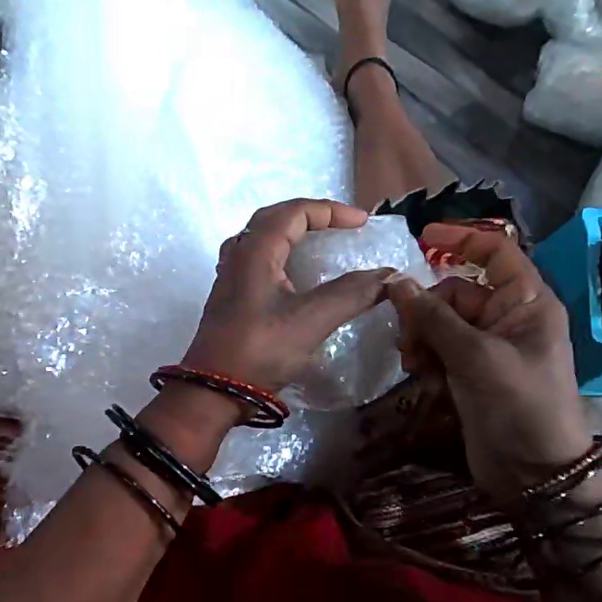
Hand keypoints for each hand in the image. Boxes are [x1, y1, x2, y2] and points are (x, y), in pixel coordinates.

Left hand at [182, 199, 394, 392]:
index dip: (331, 211)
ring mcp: (230, 277)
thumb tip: (388, 276)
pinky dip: (282, 255)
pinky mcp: (231, 298)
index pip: (294, 212)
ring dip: (293, 233)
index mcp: (255, 251)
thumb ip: (351, 294)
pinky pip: (258, 260)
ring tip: (320, 241)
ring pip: (262, 239)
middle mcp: (239, 256)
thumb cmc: (260, 350)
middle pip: (275, 218)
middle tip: (343, 225)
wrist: (214, 391)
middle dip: (311, 215)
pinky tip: (295, 274)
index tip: (362, 224)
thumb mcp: (311, 320)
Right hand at [389, 222, 596, 500]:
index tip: (423, 236)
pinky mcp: (470, 374)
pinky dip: (427, 360)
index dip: (462, 239)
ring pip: (440, 324)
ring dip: (422, 339)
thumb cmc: (520, 405)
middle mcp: (507, 318)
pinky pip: (439, 351)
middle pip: (454, 293)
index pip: (496, 252)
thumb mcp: (477, 357)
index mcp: (526, 302)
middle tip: (409, 342)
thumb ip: (434, 318)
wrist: (534, 473)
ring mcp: (487, 348)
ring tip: (415, 365)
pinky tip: (424, 379)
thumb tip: (396, 282)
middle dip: (427, 313)